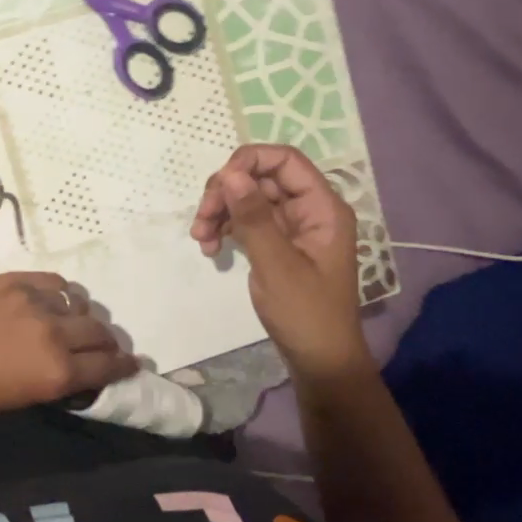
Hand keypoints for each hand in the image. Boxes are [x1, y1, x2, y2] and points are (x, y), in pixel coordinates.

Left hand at [0, 272, 138, 425]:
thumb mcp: (26, 398)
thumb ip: (59, 379)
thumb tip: (81, 365)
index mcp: (58, 373)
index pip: (108, 364)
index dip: (124, 364)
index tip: (130, 362)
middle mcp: (54, 335)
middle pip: (99, 331)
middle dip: (106, 340)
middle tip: (102, 343)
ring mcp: (33, 302)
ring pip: (79, 302)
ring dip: (82, 314)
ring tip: (72, 319)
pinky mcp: (13, 280)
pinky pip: (54, 282)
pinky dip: (59, 293)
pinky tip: (51, 300)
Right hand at [191, 145, 363, 357]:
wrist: (319, 360)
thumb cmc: (306, 313)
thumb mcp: (277, 264)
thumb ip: (253, 217)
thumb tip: (229, 174)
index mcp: (321, 208)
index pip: (285, 160)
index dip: (249, 162)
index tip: (218, 186)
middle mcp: (308, 211)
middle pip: (260, 178)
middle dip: (226, 192)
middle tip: (202, 219)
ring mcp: (291, 228)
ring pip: (248, 200)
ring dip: (220, 212)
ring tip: (200, 238)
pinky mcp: (276, 245)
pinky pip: (246, 222)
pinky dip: (225, 229)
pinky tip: (210, 248)